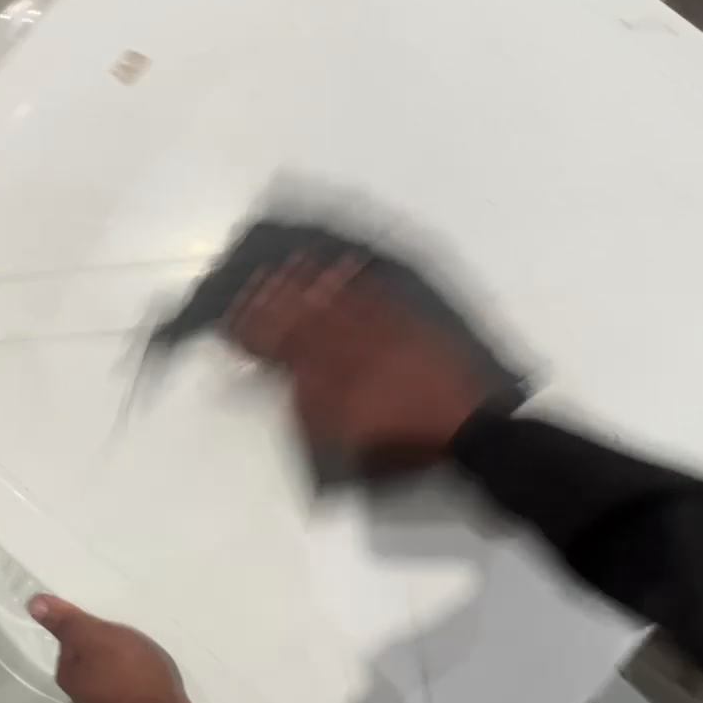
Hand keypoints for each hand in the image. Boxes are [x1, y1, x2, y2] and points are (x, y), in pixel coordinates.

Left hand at [28, 594, 198, 702]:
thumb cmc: (126, 674)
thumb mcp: (95, 638)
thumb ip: (67, 621)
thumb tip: (32, 603)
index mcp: (68, 672)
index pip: (71, 636)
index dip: (87, 620)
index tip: (104, 611)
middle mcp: (81, 688)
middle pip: (90, 650)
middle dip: (105, 636)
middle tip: (125, 623)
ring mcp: (106, 698)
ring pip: (110, 663)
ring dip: (122, 650)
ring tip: (140, 638)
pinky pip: (128, 675)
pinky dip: (135, 664)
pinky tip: (148, 659)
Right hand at [226, 256, 491, 473]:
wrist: (467, 428)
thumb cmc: (404, 442)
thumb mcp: (345, 437)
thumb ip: (310, 406)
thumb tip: (286, 378)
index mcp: (334, 377)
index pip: (284, 347)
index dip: (257, 330)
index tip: (235, 316)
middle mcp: (354, 347)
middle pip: (307, 317)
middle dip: (277, 297)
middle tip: (255, 277)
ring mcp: (382, 332)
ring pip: (337, 301)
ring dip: (311, 280)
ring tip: (290, 261)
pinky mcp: (406, 324)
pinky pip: (376, 295)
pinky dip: (356, 278)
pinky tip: (343, 264)